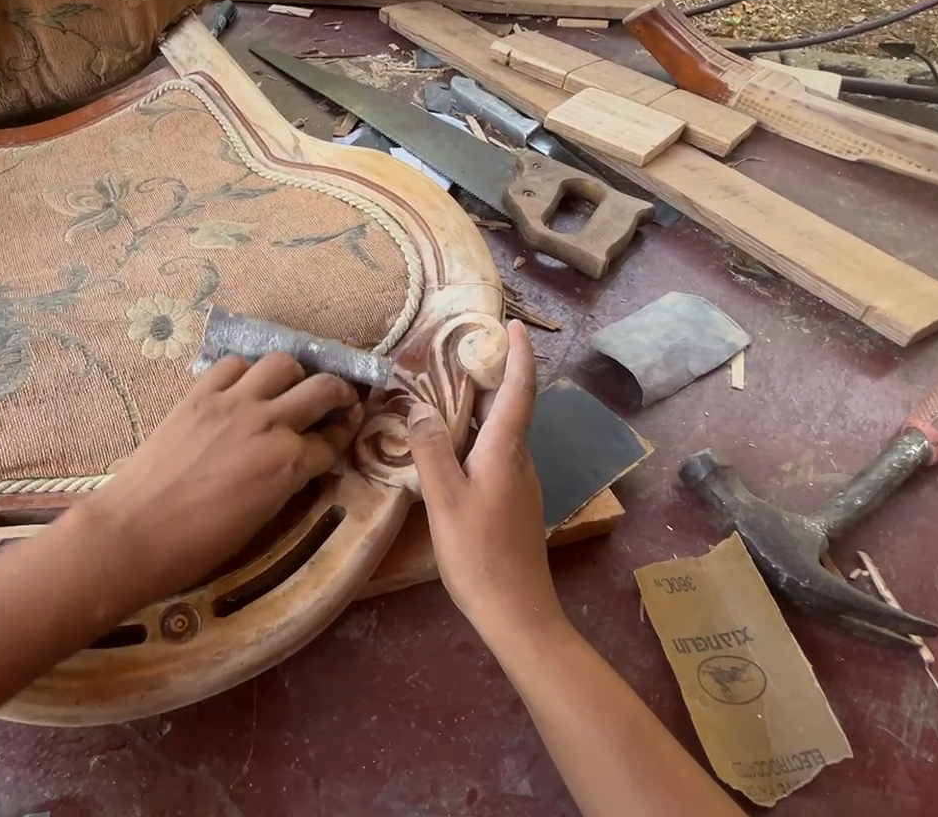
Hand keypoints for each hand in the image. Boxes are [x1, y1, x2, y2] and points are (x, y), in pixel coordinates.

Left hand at [74, 352, 362, 607]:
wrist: (135, 531)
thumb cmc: (199, 544)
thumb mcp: (261, 519)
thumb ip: (287, 480)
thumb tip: (300, 460)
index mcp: (289, 464)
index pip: (331, 440)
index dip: (343, 435)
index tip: (348, 428)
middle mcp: (270, 423)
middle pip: (322, 389)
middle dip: (340, 393)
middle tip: (340, 398)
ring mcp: (233, 402)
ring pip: (283, 363)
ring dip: (295, 374)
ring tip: (290, 386)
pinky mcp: (200, 393)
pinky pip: (234, 364)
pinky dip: (247, 371)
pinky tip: (244, 386)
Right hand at [409, 321, 561, 636]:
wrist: (518, 613)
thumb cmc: (480, 553)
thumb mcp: (445, 499)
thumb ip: (431, 450)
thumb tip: (418, 408)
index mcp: (506, 451)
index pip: (519, 389)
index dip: (518, 353)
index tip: (511, 323)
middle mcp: (519, 459)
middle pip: (510, 405)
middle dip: (491, 372)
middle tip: (457, 348)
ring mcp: (519, 481)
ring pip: (500, 430)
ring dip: (479, 403)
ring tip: (443, 389)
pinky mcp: (512, 500)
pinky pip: (494, 450)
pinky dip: (474, 432)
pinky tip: (448, 443)